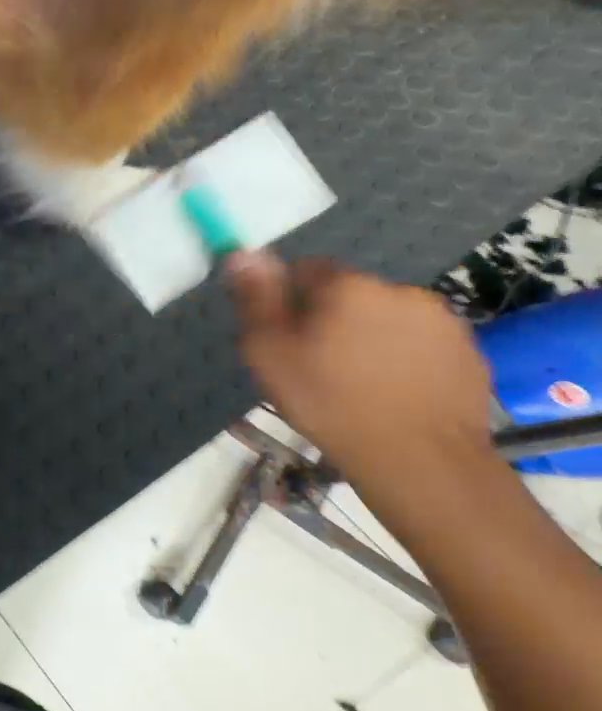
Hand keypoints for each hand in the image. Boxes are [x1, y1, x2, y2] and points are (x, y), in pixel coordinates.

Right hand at [227, 249, 494, 489]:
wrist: (419, 458)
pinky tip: (391, 391)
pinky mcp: (469, 352)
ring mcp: (443, 322)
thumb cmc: (328, 401)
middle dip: (332, 317)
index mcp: (348, 287)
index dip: (288, 299)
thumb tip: (242, 252)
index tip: (284, 334)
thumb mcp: (269, 351)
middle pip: (350, 293)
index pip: (307, 268)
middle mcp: (401, 291)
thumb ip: (255, 299)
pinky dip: (404, 357)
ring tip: (357, 380)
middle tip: (316, 362)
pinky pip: (421, 343)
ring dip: (370, 336)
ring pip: (388, 317)